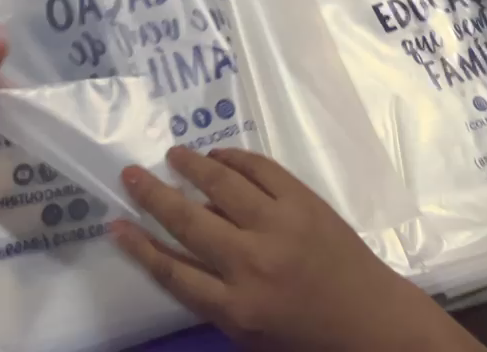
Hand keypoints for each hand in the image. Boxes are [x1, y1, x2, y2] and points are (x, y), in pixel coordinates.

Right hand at [112, 147, 486, 351]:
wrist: (371, 321)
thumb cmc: (304, 334)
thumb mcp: (249, 329)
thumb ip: (210, 292)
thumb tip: (172, 242)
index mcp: (237, 308)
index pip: (172, 272)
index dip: (139, 247)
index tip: (115, 224)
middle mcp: (252, 264)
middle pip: (188, 221)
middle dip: (153, 196)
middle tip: (130, 173)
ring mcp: (279, 225)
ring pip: (221, 183)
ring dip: (192, 165)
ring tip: (173, 154)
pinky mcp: (303, 200)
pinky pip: (260, 168)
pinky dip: (234, 157)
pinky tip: (218, 154)